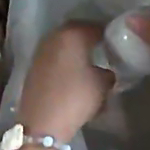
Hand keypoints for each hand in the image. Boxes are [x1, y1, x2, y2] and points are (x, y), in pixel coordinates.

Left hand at [17, 24, 113, 140]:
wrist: (42, 122)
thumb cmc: (76, 97)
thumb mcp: (102, 86)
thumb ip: (108, 74)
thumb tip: (106, 72)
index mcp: (73, 35)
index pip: (96, 28)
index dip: (108, 35)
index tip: (116, 45)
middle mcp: (54, 37)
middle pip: (76, 34)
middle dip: (90, 41)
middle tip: (103, 51)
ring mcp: (41, 52)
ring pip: (63, 46)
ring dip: (75, 52)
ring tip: (88, 64)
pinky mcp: (33, 68)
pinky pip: (54, 59)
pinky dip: (64, 63)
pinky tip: (72, 76)